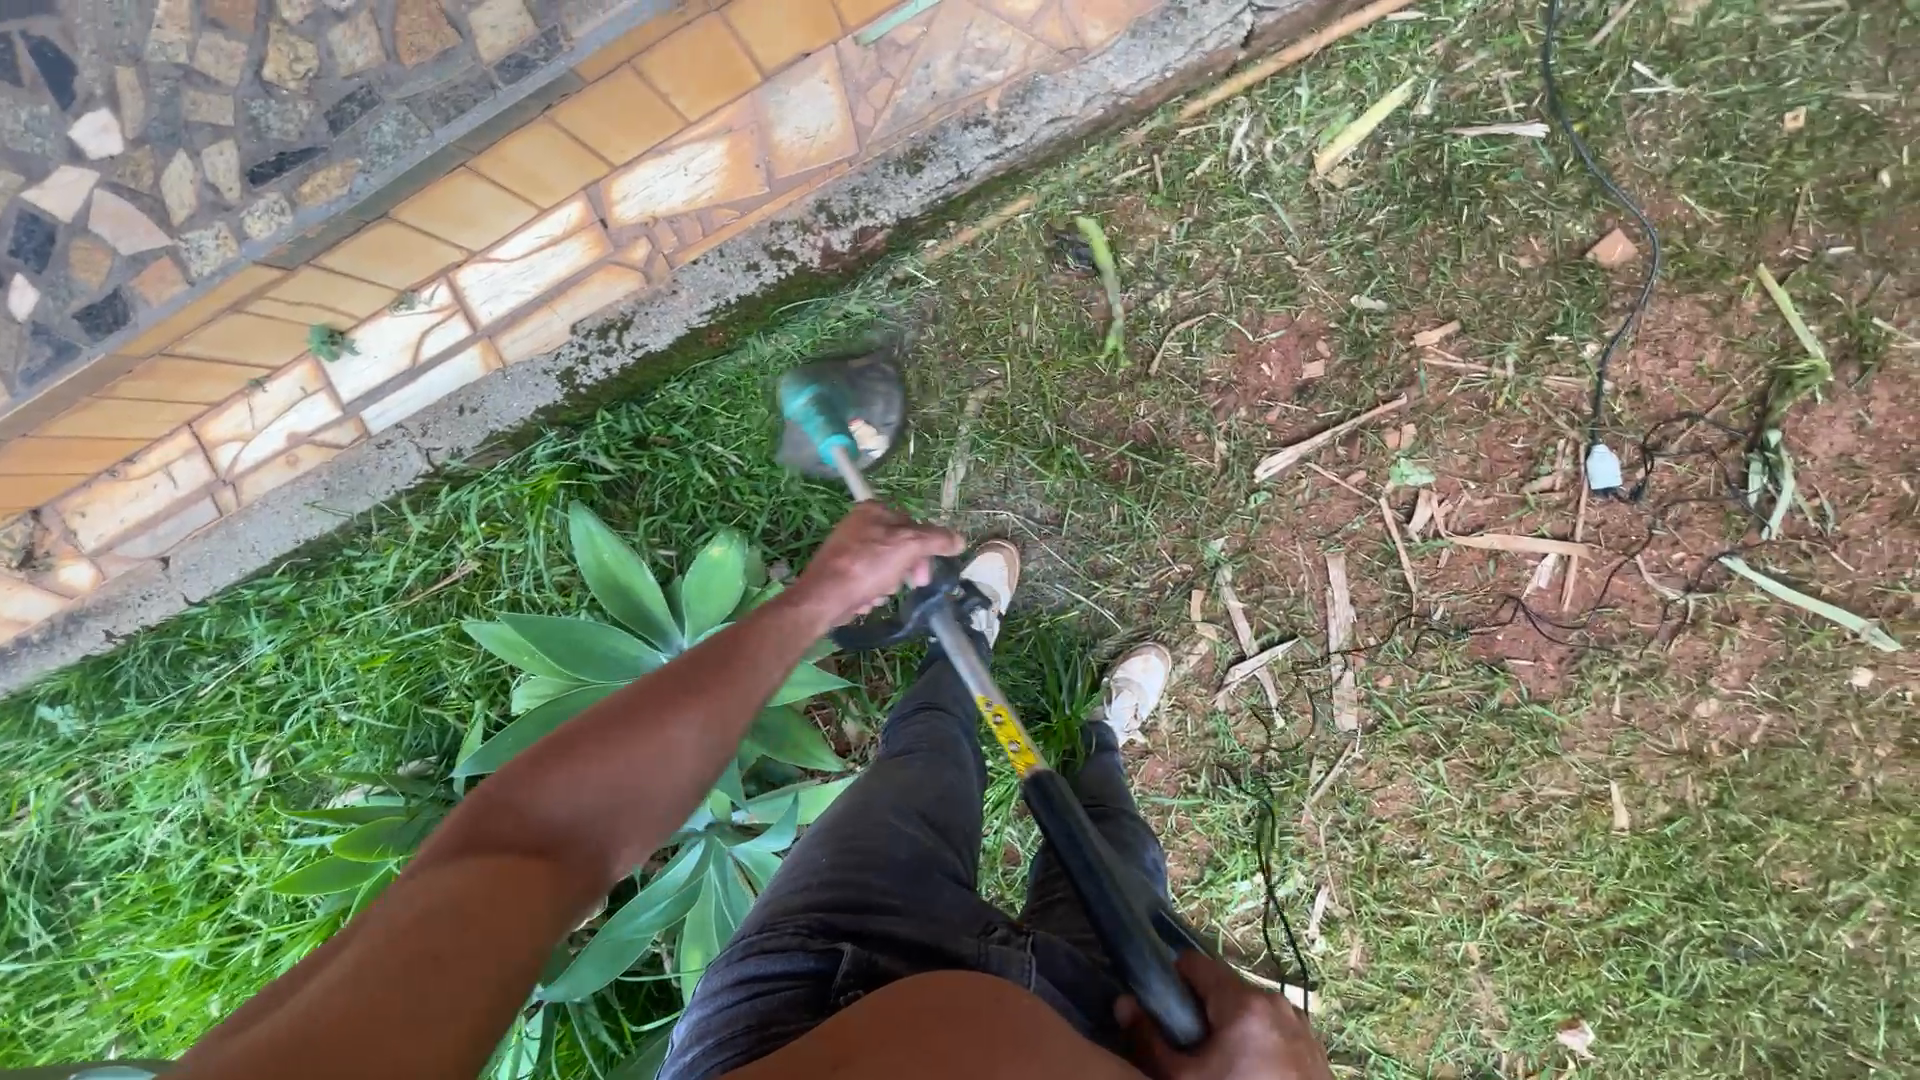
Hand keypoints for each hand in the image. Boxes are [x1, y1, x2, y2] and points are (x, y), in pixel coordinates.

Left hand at [792, 503, 964, 625]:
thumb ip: (936, 540)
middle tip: (907, 587)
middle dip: (904, 571)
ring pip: (885, 566)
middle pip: (899, 547)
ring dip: (888, 585)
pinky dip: (871, 591)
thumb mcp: (908, 546)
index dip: (924, 551)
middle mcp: (859, 524)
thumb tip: (959, 540)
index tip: (924, 576)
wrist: (824, 596)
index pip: (913, 526)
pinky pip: (867, 579)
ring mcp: (847, 548)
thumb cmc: (866, 565)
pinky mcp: (840, 570)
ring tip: (878, 594)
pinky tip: (866, 600)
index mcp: (874, 510)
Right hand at [1116, 952, 1332, 1079]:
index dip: (1171, 981)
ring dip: (1231, 1026)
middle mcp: (1275, 1002)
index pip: (1193, 963)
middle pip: (1222, 986)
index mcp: (1243, 1001)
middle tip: (1191, 1047)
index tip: (1163, 1011)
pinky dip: (1258, 1043)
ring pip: (1249, 1009)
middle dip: (1202, 1009)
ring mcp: (1301, 1025)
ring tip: (1222, 1067)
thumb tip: (1123, 1003)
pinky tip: (1251, 1076)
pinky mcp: (1316, 1050)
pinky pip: (1274, 1029)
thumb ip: (1148, 1039)